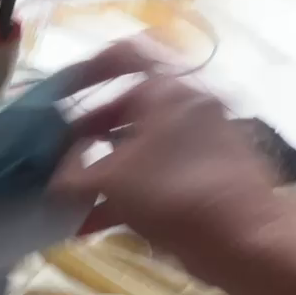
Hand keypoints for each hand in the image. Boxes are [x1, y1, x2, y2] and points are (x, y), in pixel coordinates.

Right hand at [50, 42, 295, 276]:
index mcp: (168, 92)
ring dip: (95, 168)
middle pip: (122, 108)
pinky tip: (87, 223)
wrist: (242, 239)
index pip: (124, 55)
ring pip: (132, 145)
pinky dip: (117, 194)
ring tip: (66, 194)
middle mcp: (185, 108)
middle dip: (81, 134)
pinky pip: (148, 174)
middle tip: (52, 156)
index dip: (85, 71)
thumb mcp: (107, 180)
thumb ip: (69, 173)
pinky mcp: (198, 175)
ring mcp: (195, 143)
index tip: (56, 95)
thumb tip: (54, 174)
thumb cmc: (173, 193)